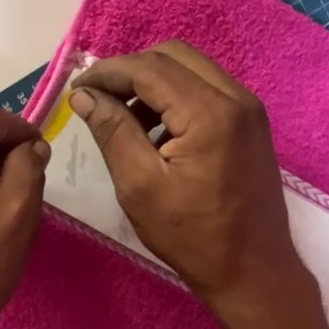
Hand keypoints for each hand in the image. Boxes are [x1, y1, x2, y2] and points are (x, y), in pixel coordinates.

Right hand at [69, 41, 300, 314]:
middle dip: (129, 71)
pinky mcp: (250, 123)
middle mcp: (236, 98)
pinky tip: (152, 131)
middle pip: (172, 56)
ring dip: (151, 82)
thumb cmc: (192, 237)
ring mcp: (248, 108)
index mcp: (210, 113)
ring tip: (120, 118)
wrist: (253, 272)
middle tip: (96, 100)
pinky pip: (204, 88)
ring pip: (189, 68)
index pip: (148, 68)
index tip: (75, 90)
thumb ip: (112, 131)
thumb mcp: (140, 186)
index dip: (107, 72)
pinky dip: (173, 96)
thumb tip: (84, 94)